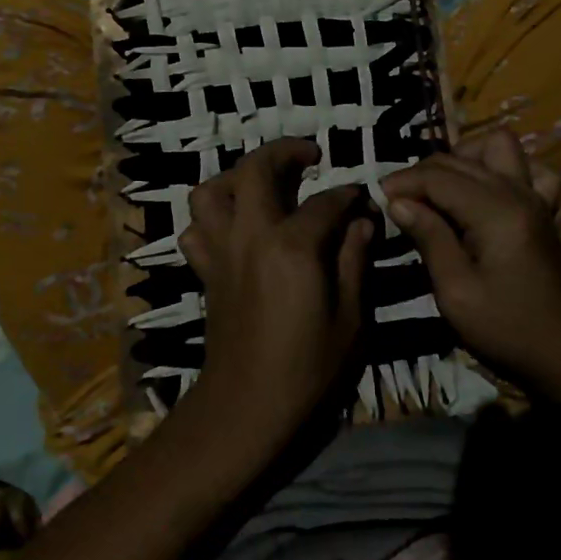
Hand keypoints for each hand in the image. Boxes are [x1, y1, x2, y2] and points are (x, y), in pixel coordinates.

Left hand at [179, 139, 375, 436]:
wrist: (247, 407)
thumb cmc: (308, 366)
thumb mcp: (350, 316)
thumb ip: (354, 259)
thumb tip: (363, 222)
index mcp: (291, 246)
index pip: (326, 202)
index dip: (350, 195)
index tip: (364, 199)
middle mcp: (250, 236)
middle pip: (255, 170)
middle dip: (285, 152)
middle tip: (310, 155)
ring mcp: (221, 252)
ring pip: (210, 192)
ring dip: (237, 177)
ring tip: (265, 183)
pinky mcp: (206, 272)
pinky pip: (196, 230)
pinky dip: (212, 218)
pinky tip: (236, 228)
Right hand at [382, 132, 560, 405]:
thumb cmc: (506, 329)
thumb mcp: (455, 292)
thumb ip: (429, 237)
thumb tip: (397, 201)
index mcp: (496, 211)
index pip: (439, 176)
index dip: (403, 182)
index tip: (376, 198)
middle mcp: (519, 192)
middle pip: (462, 158)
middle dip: (423, 171)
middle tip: (398, 201)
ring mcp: (536, 198)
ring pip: (499, 146)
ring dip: (465, 157)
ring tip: (441, 188)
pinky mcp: (545, 210)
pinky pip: (532, 169)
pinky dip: (505, 169)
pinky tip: (488, 191)